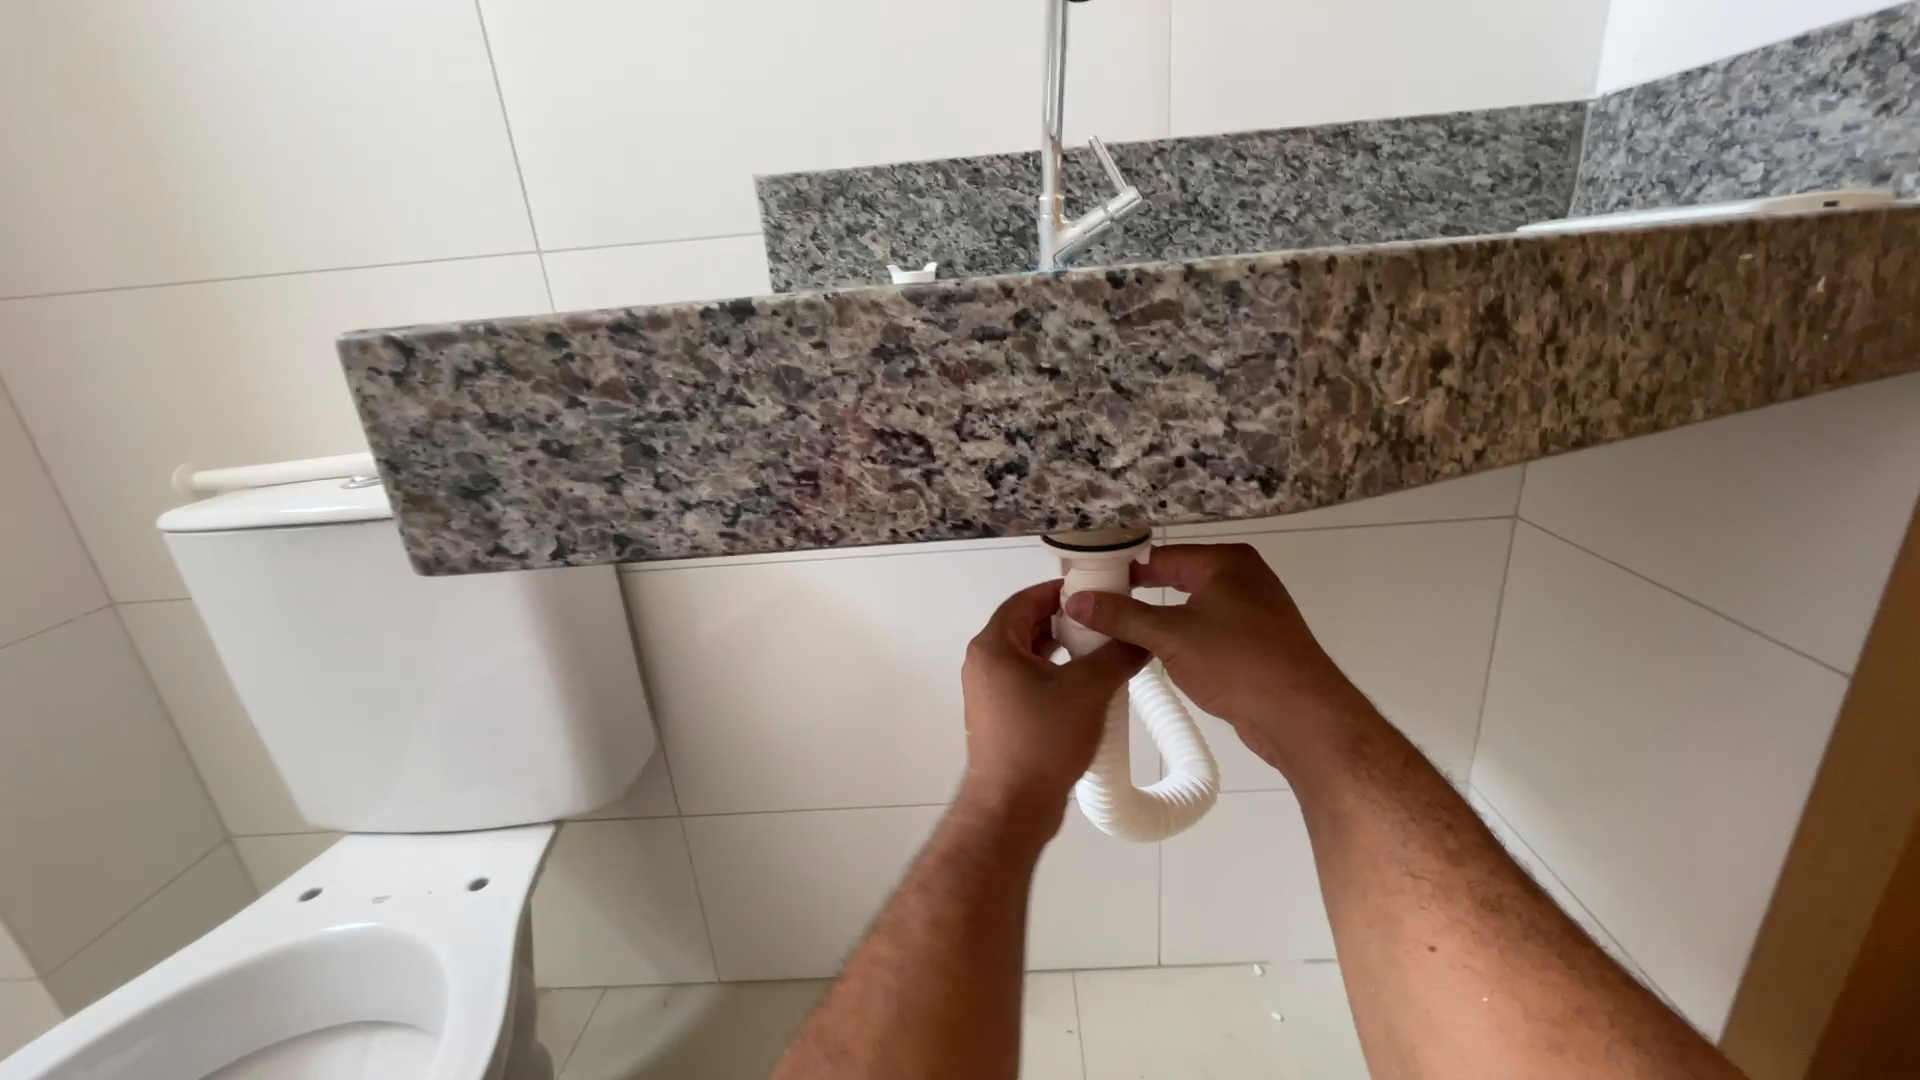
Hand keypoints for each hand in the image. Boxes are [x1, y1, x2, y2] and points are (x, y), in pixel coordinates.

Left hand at [960, 580, 1147, 824]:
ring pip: (1025, 657)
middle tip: (1100, 620)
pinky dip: (1051, 674)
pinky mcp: (998, 717)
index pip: (1023, 601)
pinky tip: (1083, 686)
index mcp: (992, 647)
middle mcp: (983, 665)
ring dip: (1059, 649)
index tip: (1090, 591)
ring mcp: (988, 693)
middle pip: (1023, 627)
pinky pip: (1025, 681)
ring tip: (1097, 650)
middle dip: (1062, 621)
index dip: (1057, 592)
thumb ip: (1117, 656)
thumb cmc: (1042, 740)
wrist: (1013, 806)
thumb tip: (1141, 638)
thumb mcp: (1088, 690)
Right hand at [1063, 544, 1367, 770]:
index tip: (1087, 583)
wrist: (1301, 715)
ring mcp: (1253, 610)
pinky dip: (1180, 636)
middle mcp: (1243, 577)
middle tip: (1095, 607)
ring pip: (1191, 606)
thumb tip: (1077, 601)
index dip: (1121, 569)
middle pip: (1175, 578)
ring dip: (1156, 618)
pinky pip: (1206, 629)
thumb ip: (1122, 616)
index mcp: (1225, 562)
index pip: (1160, 556)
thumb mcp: (1170, 636)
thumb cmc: (1236, 661)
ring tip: (1115, 631)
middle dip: (1136, 594)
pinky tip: (1155, 653)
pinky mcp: (1257, 641)